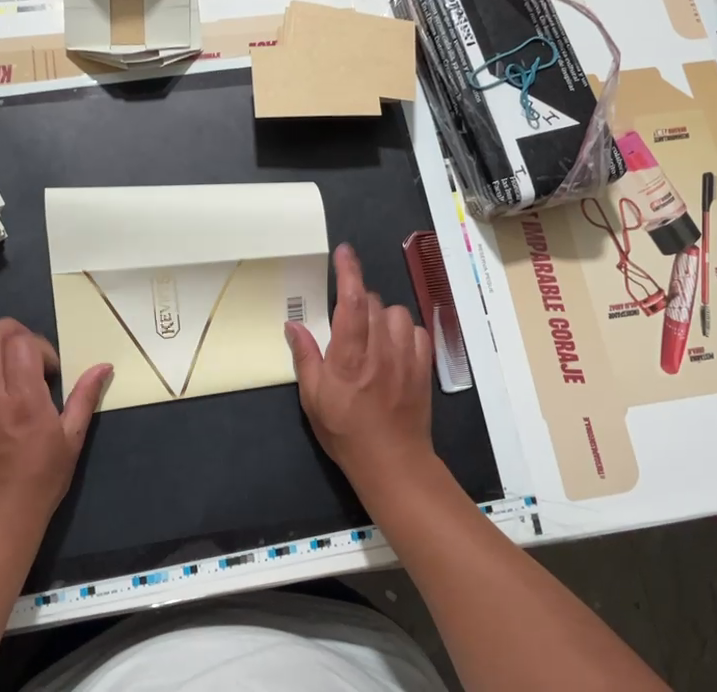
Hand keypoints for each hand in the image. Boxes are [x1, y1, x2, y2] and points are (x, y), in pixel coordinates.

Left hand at [0, 319, 113, 525]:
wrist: (1, 515)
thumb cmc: (42, 477)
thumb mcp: (73, 438)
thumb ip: (85, 397)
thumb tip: (104, 366)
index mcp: (25, 399)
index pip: (22, 344)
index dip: (38, 345)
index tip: (47, 368)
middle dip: (7, 332)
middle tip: (22, 350)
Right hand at [286, 244, 433, 482]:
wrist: (392, 462)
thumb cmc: (345, 432)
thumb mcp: (313, 398)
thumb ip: (305, 357)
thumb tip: (292, 325)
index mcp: (350, 356)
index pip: (352, 301)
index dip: (348, 272)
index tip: (344, 252)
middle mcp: (380, 349)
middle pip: (374, 302)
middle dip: (358, 302)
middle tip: (345, 322)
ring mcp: (407, 358)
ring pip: (397, 313)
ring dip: (382, 315)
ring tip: (371, 334)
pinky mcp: (424, 368)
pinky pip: (418, 332)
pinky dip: (405, 332)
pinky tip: (394, 347)